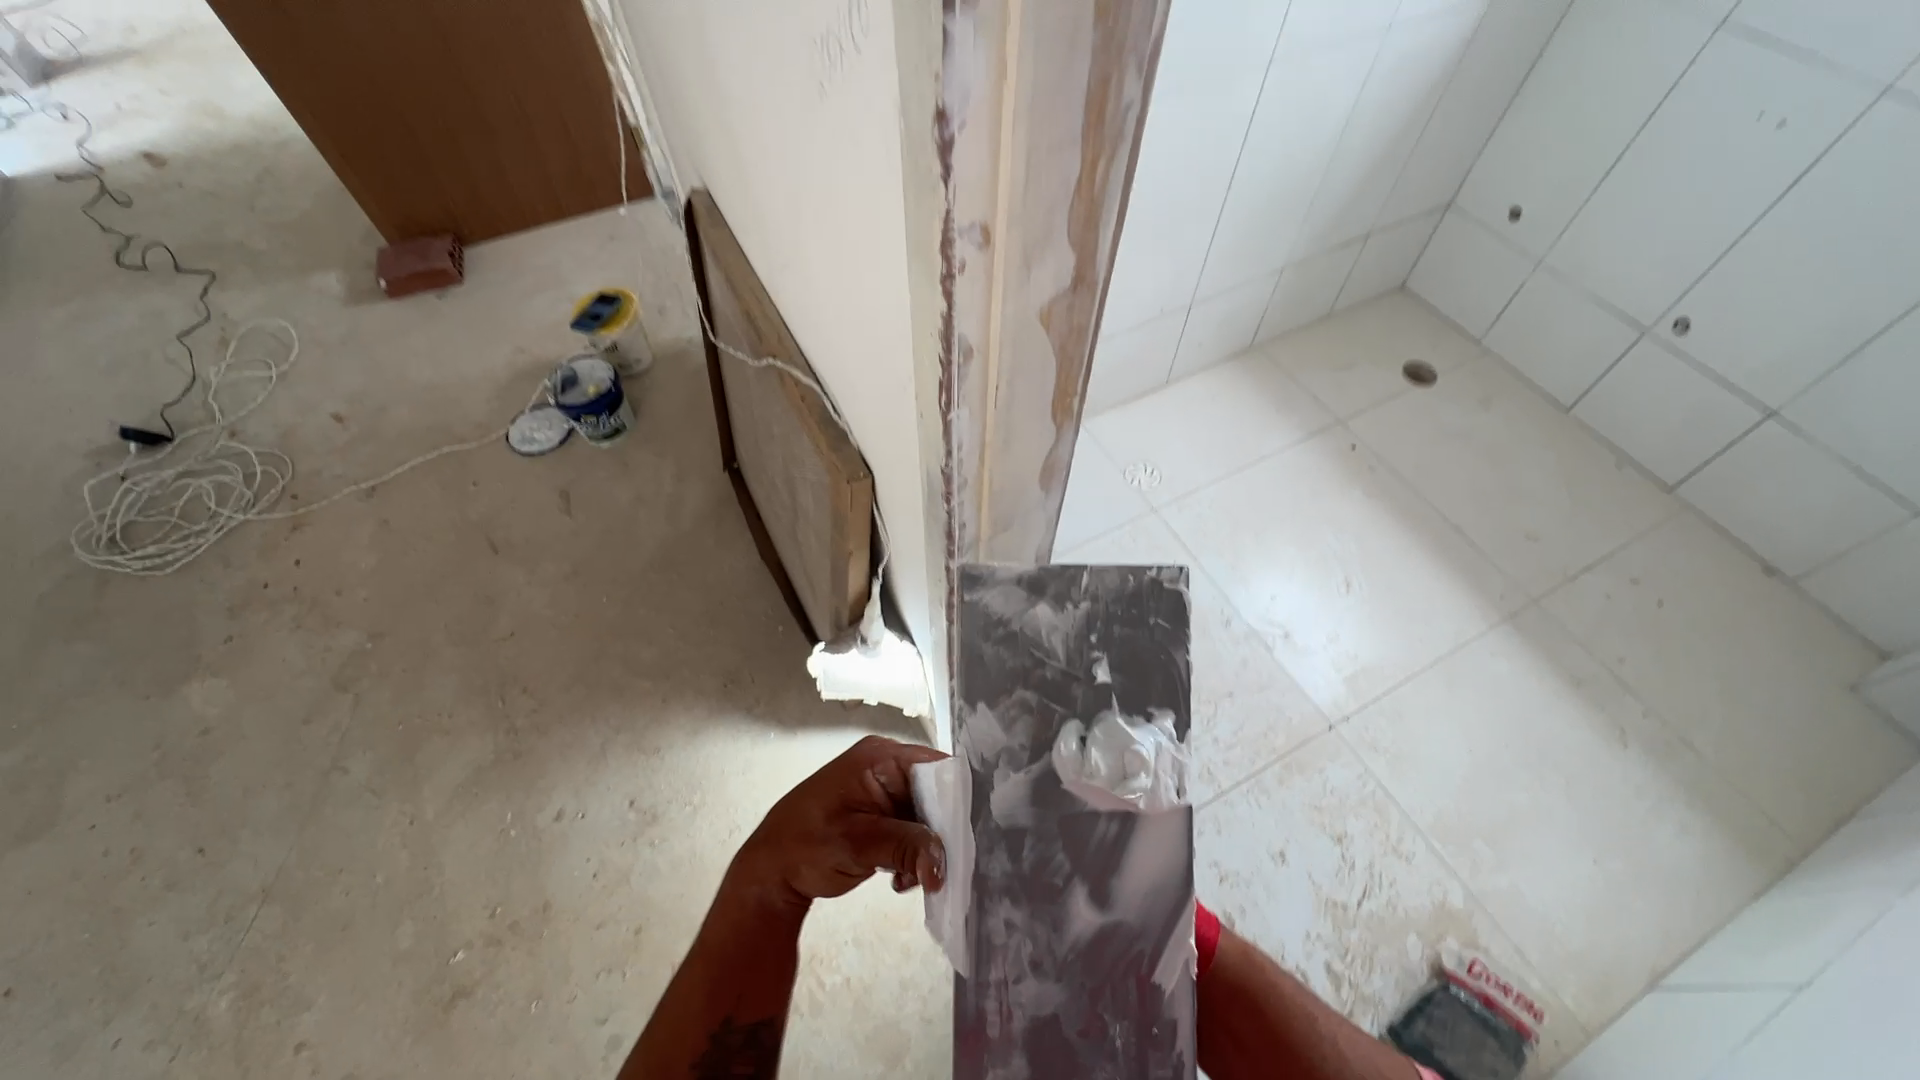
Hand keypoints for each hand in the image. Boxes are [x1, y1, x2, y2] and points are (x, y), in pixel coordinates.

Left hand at [729, 736, 950, 909]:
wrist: (772, 874)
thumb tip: (944, 863)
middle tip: (945, 866)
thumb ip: (905, 846)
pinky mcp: (885, 819)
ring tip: (915, 879)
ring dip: (926, 851)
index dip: (957, 797)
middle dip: (941, 832)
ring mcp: (886, 794)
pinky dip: (914, 858)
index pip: (936, 767)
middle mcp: (888, 769)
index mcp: (880, 757)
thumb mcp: (857, 844)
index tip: (969, 834)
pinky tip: (900, 880)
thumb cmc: (805, 845)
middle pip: (937, 794)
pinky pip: (915, 833)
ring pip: (928, 818)